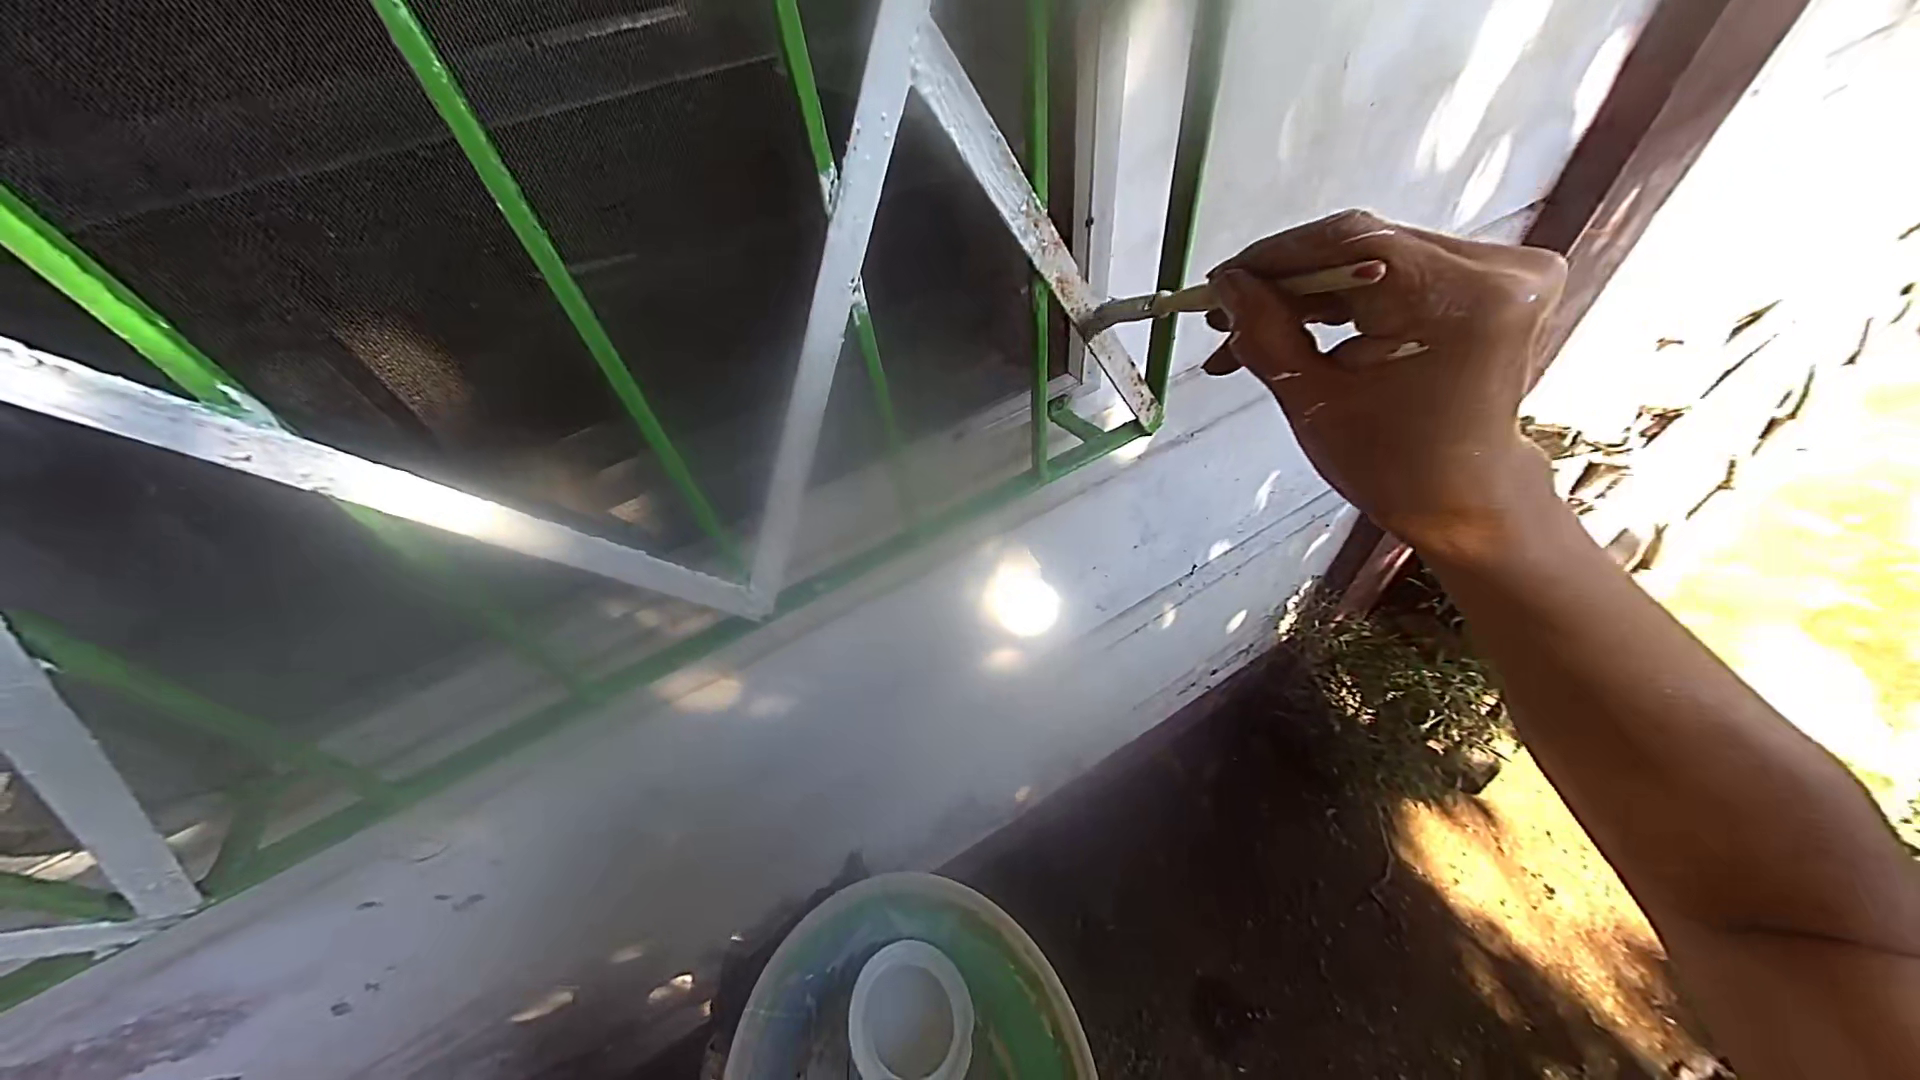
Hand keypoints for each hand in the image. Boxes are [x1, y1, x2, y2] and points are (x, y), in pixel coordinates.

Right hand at [1202, 210, 1568, 556]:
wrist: (1460, 493)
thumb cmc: (1393, 464)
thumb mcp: (1313, 401)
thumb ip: (1265, 333)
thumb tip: (1228, 286)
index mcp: (1460, 304)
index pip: (1352, 246)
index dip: (1274, 257)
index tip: (1222, 281)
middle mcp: (1499, 273)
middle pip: (1363, 249)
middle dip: (1283, 281)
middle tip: (1226, 310)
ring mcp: (1503, 273)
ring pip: (1372, 261)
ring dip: (1305, 294)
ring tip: (1250, 328)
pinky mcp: (1490, 283)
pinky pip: (1395, 275)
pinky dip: (1341, 300)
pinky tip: (1294, 323)